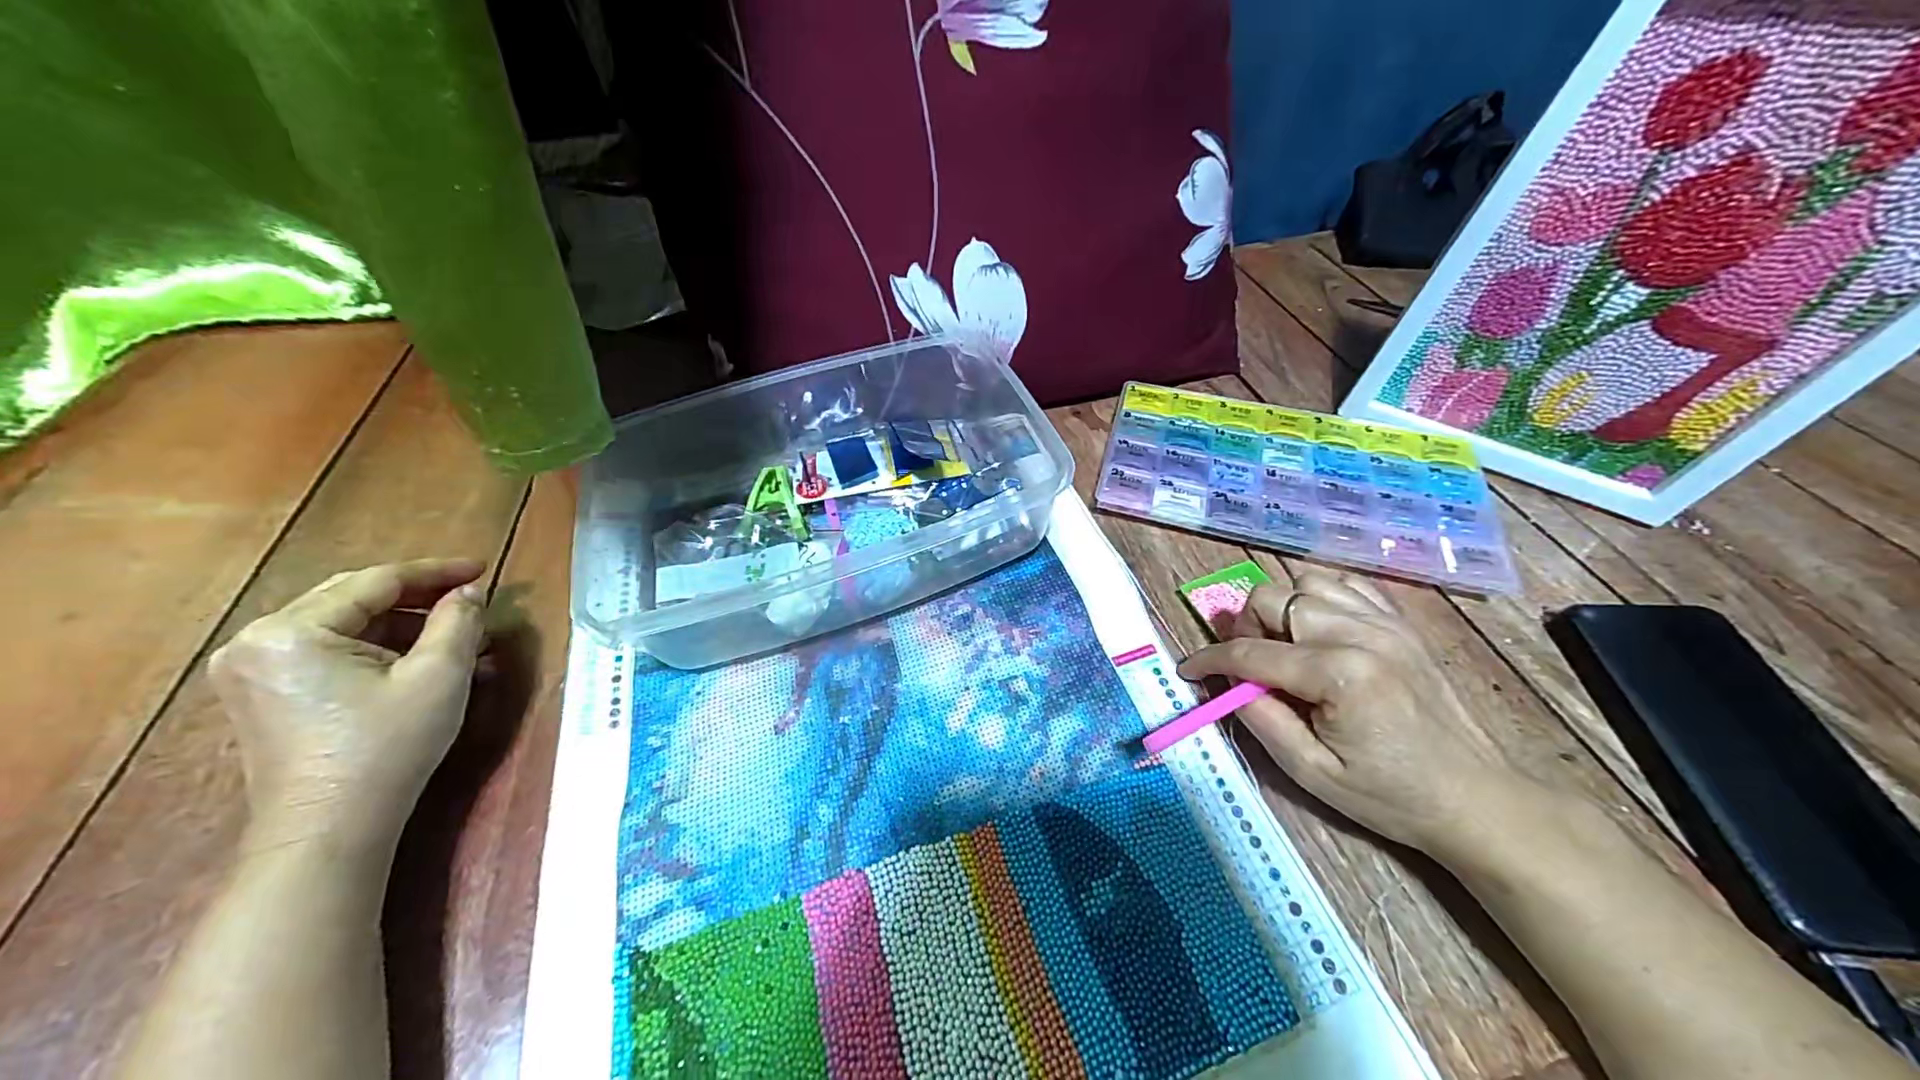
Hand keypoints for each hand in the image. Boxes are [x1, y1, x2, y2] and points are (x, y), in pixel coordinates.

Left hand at [208, 558, 490, 854]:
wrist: (331, 831)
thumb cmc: (388, 747)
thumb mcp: (439, 677)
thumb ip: (457, 622)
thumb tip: (468, 593)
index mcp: (291, 630)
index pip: (375, 581)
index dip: (435, 572)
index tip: (482, 568)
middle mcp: (256, 641)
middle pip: (352, 598)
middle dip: (417, 597)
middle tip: (469, 598)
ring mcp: (250, 671)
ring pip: (341, 625)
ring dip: (400, 625)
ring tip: (455, 635)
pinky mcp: (260, 696)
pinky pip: (325, 651)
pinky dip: (375, 649)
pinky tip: (417, 661)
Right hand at [1177, 571, 1509, 853]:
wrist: (1474, 798)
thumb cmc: (1389, 794)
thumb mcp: (1310, 772)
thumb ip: (1259, 718)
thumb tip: (1226, 682)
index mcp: (1338, 674)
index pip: (1250, 652)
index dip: (1210, 659)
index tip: (1188, 669)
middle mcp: (1360, 634)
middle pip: (1271, 598)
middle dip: (1245, 629)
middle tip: (1247, 668)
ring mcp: (1384, 622)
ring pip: (1303, 581)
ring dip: (1278, 608)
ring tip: (1281, 645)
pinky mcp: (1400, 622)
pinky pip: (1344, 582)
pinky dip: (1317, 595)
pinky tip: (1314, 626)